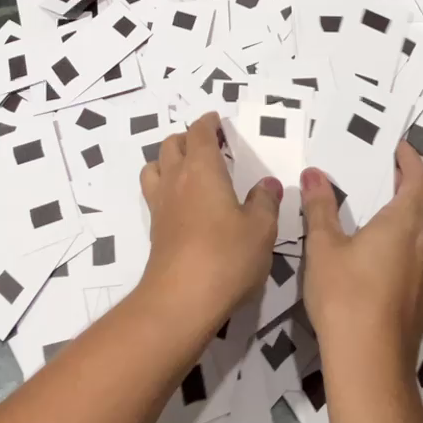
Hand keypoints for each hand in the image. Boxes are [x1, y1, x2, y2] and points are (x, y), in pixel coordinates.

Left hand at [137, 112, 282, 324]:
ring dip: (169, 160)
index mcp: (202, 169)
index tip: (217, 122)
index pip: (199, 133)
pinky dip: (166, 187)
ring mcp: (161, 204)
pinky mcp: (155, 229)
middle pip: (172, 144)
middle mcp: (176, 179)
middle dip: (188, 139)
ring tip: (190, 170)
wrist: (182, 299)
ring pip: (156, 166)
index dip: (208, 124)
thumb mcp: (260, 230)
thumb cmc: (226, 256)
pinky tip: (184, 204)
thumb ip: (265, 203)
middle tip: (209, 146)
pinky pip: (155, 193)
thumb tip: (268, 185)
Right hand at [301, 141, 422, 368]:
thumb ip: (320, 207)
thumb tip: (313, 174)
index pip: (420, 179)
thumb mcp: (323, 245)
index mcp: (404, 221)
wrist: (368, 358)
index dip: (411, 160)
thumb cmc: (344, 294)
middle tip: (402, 174)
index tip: (398, 148)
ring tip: (416, 210)